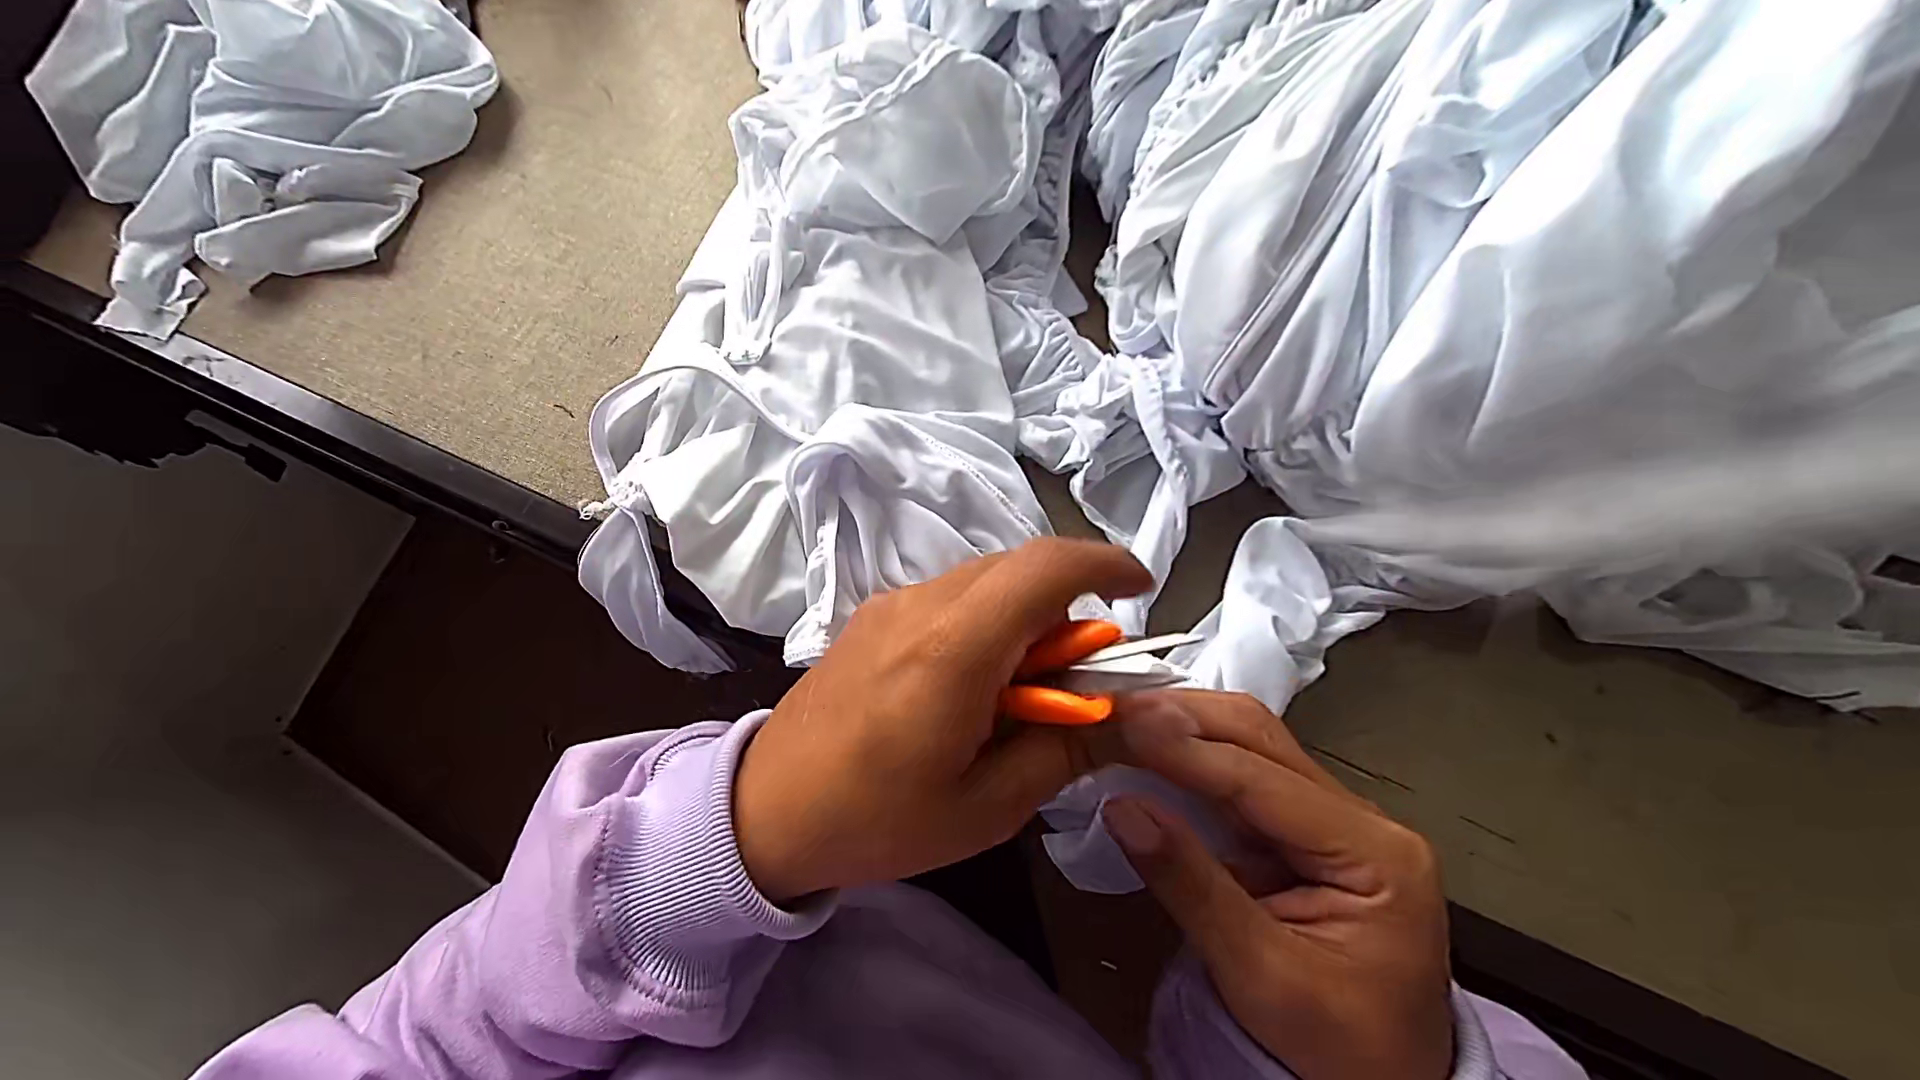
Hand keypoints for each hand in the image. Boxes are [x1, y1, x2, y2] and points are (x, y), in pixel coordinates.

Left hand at [734, 538, 1151, 901]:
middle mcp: (921, 605)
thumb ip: (1066, 746)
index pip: (1044, 568)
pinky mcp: (873, 613)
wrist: (764, 809)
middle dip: (1069, 601)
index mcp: (953, 650)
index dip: (1103, 565)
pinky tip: (975, 681)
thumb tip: (1130, 710)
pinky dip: (988, 619)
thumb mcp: (988, 804)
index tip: (1140, 589)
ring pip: (986, 578)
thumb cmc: (878, 820)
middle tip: (1080, 671)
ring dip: (1026, 613)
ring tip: (1024, 689)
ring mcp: (891, 603)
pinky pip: (952, 594)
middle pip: (1019, 567)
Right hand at [1104, 690, 1452, 1079]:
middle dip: (1184, 717)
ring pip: (1248, 741)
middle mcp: (1359, 817)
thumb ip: (1191, 885)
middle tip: (1117, 708)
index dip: (1185, 748)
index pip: (1260, 779)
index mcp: (1375, 853)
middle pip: (1260, 737)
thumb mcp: (1262, 976)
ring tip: (1125, 719)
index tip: (1123, 721)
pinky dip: (1189, 755)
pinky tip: (1152, 749)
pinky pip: (1237, 772)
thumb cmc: (1337, 1047)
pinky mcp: (1297, 826)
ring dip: (1184, 726)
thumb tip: (1123, 808)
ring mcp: (1329, 816)